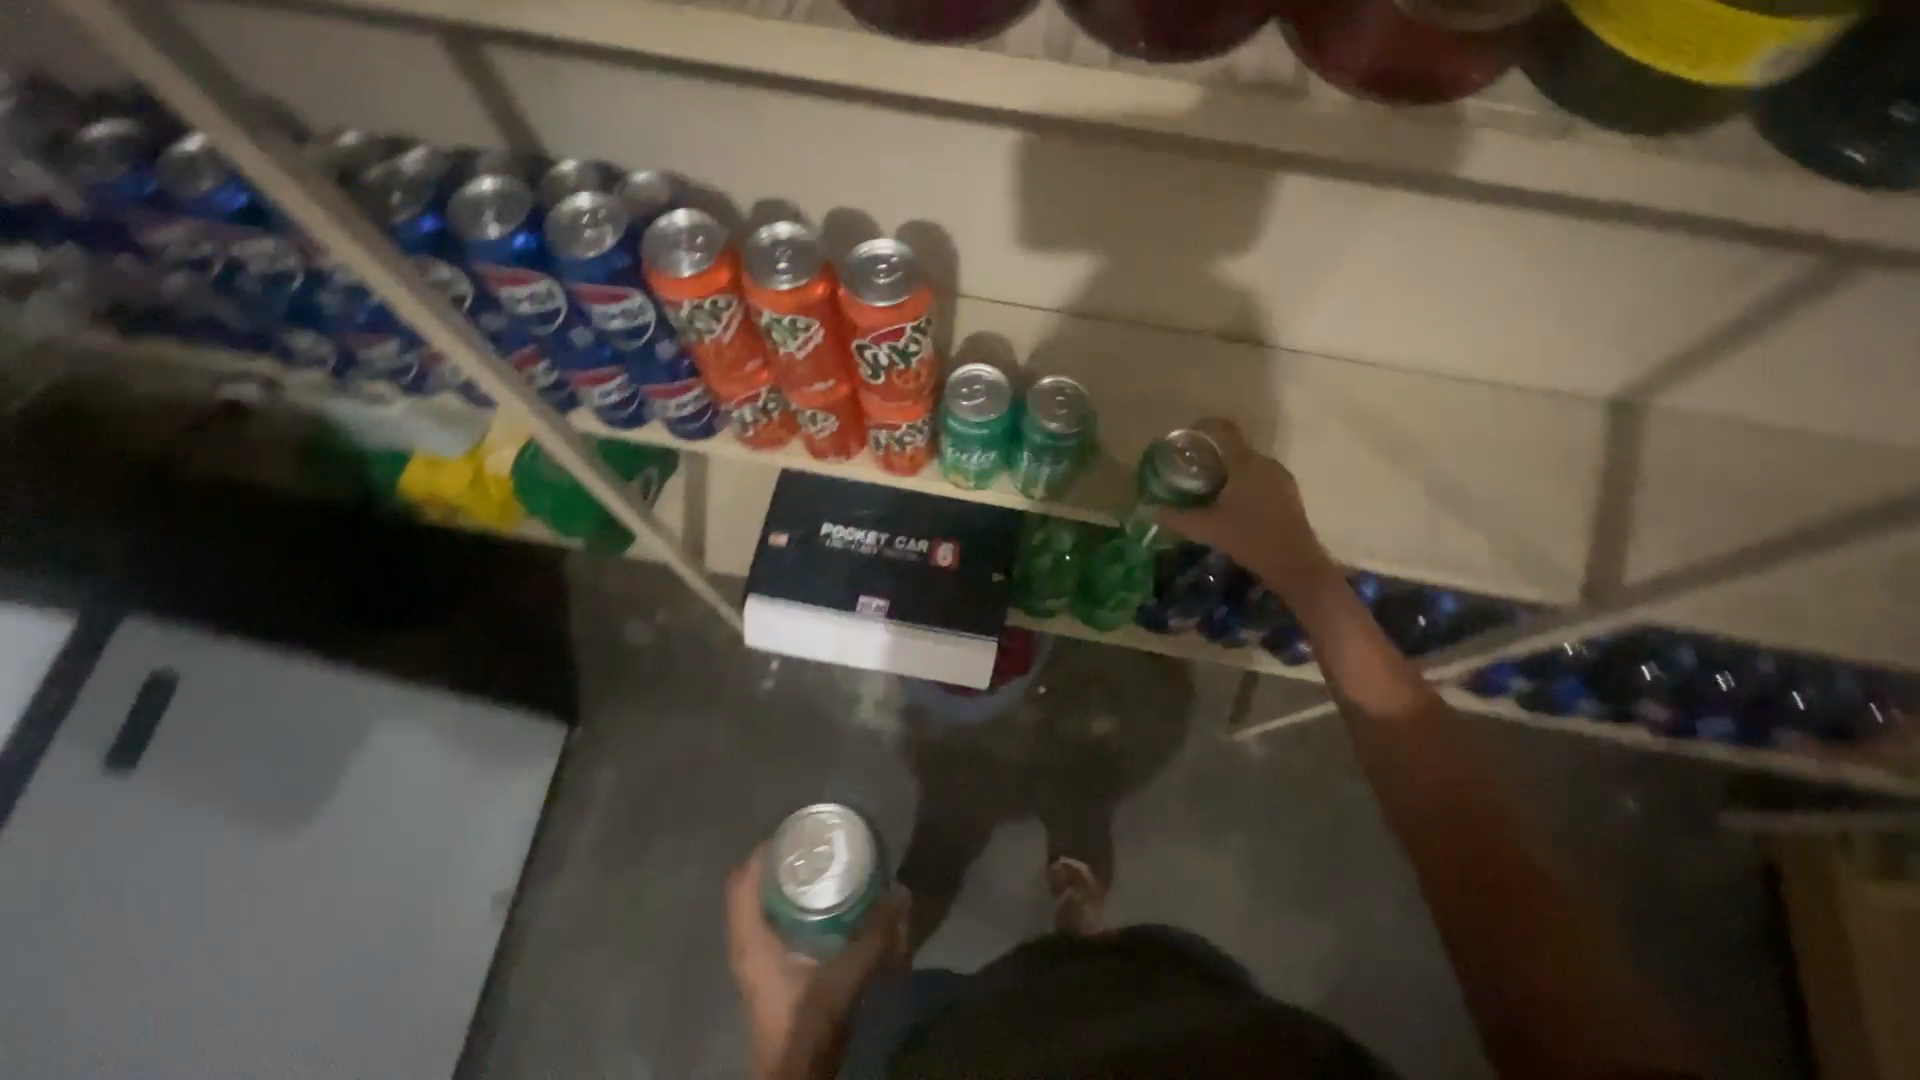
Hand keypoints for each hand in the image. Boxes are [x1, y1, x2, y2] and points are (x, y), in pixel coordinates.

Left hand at [727, 845, 909, 1079]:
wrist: (796, 1074)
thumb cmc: (809, 1021)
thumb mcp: (846, 976)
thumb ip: (874, 936)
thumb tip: (898, 894)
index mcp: (752, 939)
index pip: (742, 881)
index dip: (762, 851)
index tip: (793, 831)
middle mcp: (744, 945)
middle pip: (747, 890)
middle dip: (774, 864)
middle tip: (809, 846)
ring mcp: (751, 961)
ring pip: (755, 909)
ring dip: (778, 886)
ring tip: (813, 868)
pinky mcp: (763, 973)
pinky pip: (765, 925)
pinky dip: (783, 907)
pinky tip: (814, 906)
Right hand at [1155, 418, 1336, 601]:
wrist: (1294, 563)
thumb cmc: (1249, 539)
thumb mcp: (1206, 529)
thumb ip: (1176, 517)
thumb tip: (1148, 509)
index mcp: (1246, 463)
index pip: (1225, 429)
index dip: (1204, 426)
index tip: (1186, 437)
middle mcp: (1266, 463)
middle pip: (1235, 448)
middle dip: (1212, 455)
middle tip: (1191, 470)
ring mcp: (1281, 477)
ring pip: (1250, 464)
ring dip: (1230, 470)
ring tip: (1210, 489)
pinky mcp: (1290, 493)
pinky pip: (1262, 477)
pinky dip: (1245, 482)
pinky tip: (1234, 504)